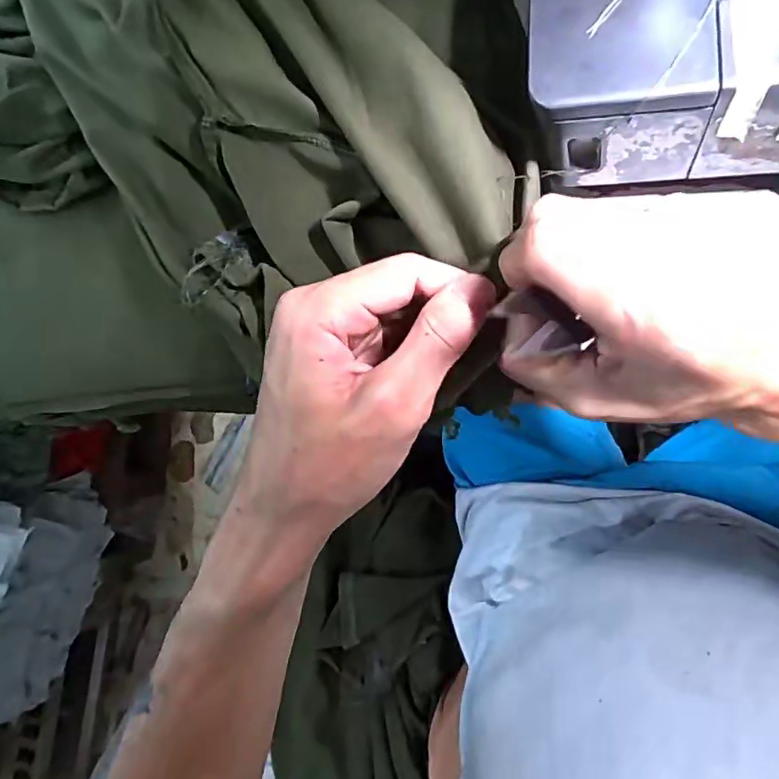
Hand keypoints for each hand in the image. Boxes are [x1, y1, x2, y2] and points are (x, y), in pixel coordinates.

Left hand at [235, 254, 495, 541]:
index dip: (455, 285)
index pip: (404, 270)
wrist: (282, 508)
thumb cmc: (335, 466)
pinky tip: (427, 362)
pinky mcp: (321, 340)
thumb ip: (438, 340)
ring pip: (389, 301)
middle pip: (395, 281)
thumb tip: (479, 289)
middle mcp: (311, 300)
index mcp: (319, 307)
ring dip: (427, 324)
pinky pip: (375, 323)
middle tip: (484, 336)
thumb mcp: (396, 405)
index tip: (496, 312)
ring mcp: (313, 319)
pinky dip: (406, 339)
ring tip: (460, 353)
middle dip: (442, 305)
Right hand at [498, 193, 778, 442]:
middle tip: (571, 306)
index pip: (519, 248)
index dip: (520, 286)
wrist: (776, 357)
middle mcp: (624, 229)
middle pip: (541, 222)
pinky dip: (603, 243)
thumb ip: (534, 369)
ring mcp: (651, 209)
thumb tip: (511, 334)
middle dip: (540, 263)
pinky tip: (635, 280)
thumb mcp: (598, 397)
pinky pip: (608, 214)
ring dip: (571, 251)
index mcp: (603, 277)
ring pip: (574, 214)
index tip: (544, 316)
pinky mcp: (671, 205)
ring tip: (607, 294)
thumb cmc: (691, 379)